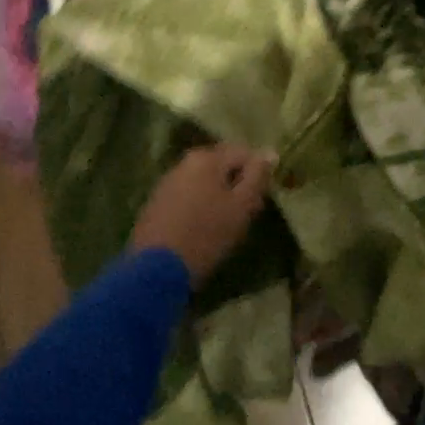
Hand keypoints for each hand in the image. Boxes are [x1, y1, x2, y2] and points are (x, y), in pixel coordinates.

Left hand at [128, 144, 273, 283]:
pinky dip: (198, 206)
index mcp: (207, 158)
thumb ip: (258, 176)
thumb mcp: (242, 206)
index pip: (245, 153)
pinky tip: (201, 228)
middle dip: (236, 182)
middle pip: (222, 165)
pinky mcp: (155, 205)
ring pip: (203, 182)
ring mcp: (166, 184)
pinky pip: (187, 196)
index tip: (260, 198)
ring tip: (224, 222)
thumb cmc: (206, 235)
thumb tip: (270, 152)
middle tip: (245, 210)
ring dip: (217, 195)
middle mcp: (184, 163)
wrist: (154, 272)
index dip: (258, 173)